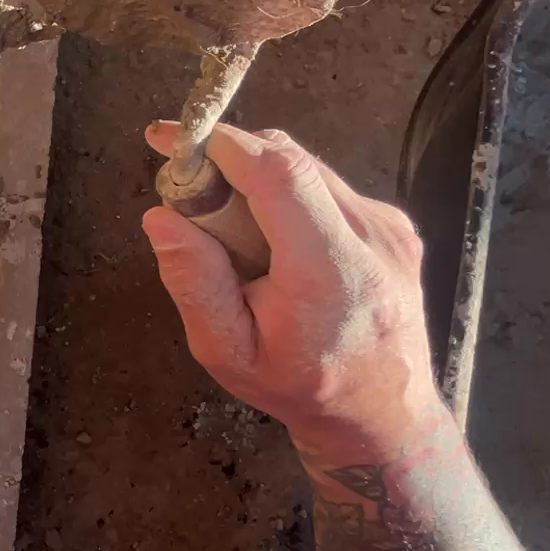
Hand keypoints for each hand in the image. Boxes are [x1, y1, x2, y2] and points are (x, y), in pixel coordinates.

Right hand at [141, 122, 442, 463]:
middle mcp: (371, 235)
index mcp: (329, 269)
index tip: (168, 137)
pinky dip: (273, 191)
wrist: (382, 413)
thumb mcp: (224, 349)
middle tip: (181, 193)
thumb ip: (194, 282)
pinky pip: (318, 183)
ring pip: (302, 166)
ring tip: (218, 225)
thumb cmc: (295, 384)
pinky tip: (257, 235)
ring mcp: (388, 225)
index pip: (279, 175)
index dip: (220, 144)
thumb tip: (160, 217)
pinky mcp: (389, 224)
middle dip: (222, 159)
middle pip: (288, 159)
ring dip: (246, 175)